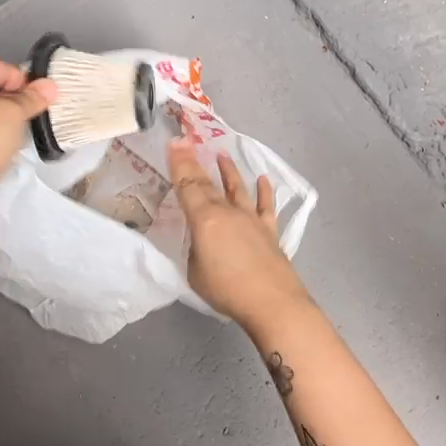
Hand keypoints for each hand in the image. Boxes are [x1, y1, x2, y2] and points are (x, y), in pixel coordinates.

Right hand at [167, 138, 311, 328]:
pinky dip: (265, 192)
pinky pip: (266, 206)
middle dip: (195, 162)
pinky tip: (263, 180)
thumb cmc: (226, 290)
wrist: (272, 302)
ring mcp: (251, 220)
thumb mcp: (195, 272)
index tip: (173, 143)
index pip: (187, 186)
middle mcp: (228, 212)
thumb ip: (196, 250)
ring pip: (238, 189)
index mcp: (205, 219)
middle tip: (187, 142)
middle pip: (208, 184)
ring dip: (229, 171)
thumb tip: (202, 241)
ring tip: (223, 156)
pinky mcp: (269, 231)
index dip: (179, 164)